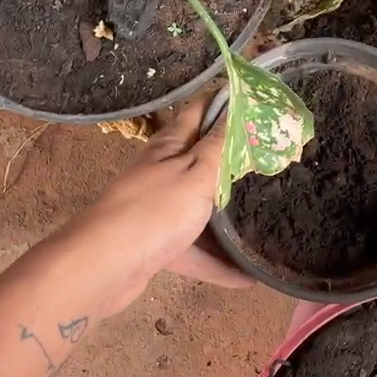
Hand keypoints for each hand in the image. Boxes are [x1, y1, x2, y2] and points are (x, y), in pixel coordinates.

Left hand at [55, 102, 249, 313]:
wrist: (103, 268)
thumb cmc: (153, 212)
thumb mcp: (196, 172)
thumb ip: (220, 145)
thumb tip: (237, 106)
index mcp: (170, 146)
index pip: (199, 110)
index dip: (225, 100)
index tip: (258, 99)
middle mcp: (162, 173)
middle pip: (202, 159)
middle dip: (234, 157)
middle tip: (273, 158)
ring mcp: (158, 210)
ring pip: (200, 208)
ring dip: (228, 214)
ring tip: (265, 215)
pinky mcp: (157, 246)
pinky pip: (195, 251)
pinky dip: (219, 263)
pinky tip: (248, 276)